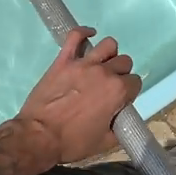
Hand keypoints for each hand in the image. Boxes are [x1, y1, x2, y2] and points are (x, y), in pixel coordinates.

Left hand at [14, 28, 142, 165]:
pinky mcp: (64, 59)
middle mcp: (104, 72)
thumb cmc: (72, 142)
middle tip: (109, 85)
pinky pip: (75, 35)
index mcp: (117, 92)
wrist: (39, 136)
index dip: (129, 92)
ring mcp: (83, 63)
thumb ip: (120, 127)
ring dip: (109, 53)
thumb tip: (121, 117)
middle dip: (121, 73)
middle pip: (124, 62)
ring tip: (101, 64)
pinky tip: (88, 35)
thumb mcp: (105, 142)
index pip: (135, 82)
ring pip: (108, 44)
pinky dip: (84, 32)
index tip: (120, 100)